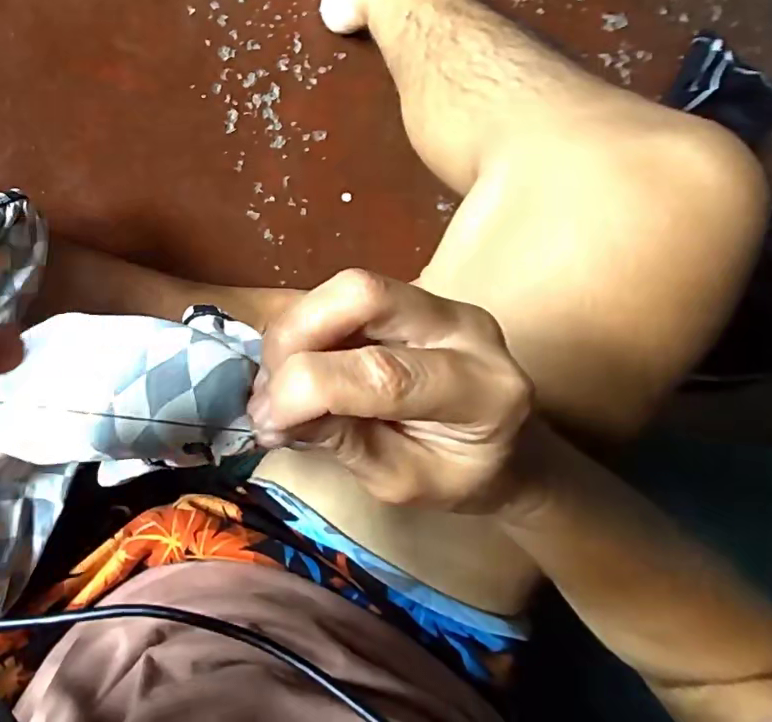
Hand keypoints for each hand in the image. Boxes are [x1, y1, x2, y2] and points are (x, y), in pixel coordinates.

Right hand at [248, 269, 533, 510]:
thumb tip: (272, 414)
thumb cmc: (459, 475)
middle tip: (270, 385)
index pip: (382, 373)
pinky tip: (296, 363)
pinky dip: (303, 326)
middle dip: (296, 335)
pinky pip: (340, 294)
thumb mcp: (402, 483)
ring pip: (345, 287)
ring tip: (279, 380)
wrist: (505, 447)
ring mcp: (437, 300)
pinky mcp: (409, 292)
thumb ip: (341, 442)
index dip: (306, 388)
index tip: (266, 420)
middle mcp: (465, 327)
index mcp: (481, 390)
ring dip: (292, 330)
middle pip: (363, 294)